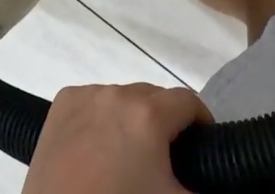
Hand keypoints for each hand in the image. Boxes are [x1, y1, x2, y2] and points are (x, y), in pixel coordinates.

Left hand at [23, 83, 208, 193]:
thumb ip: (204, 182)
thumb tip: (212, 177)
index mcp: (148, 113)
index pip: (188, 101)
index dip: (201, 124)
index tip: (202, 148)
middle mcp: (116, 93)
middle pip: (155, 97)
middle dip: (166, 122)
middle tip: (165, 161)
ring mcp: (85, 94)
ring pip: (124, 98)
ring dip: (134, 118)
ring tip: (129, 156)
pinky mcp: (62, 103)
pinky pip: (96, 101)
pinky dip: (104, 117)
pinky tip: (100, 148)